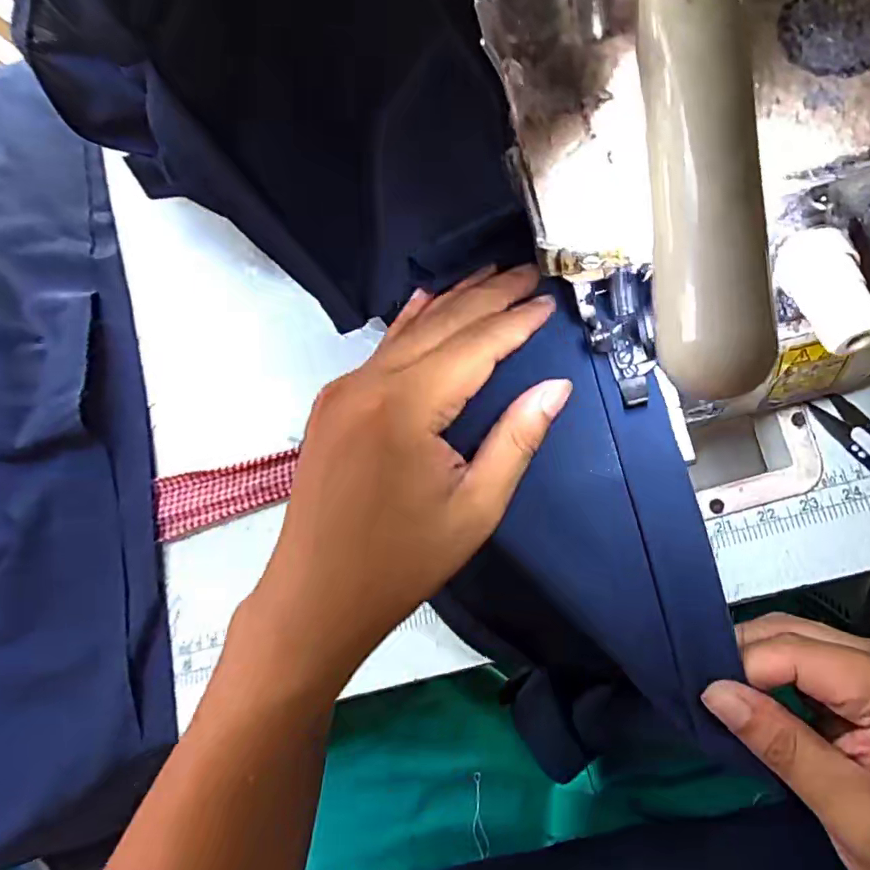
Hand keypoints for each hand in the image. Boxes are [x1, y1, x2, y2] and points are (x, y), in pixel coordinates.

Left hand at [245, 265, 572, 689]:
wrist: (313, 599)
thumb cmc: (402, 561)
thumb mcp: (477, 507)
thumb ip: (517, 438)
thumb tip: (555, 387)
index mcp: (407, 407)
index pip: (475, 346)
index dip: (515, 321)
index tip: (547, 298)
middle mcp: (370, 383)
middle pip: (442, 325)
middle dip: (488, 295)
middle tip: (526, 271)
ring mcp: (344, 389)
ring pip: (410, 330)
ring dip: (454, 301)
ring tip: (490, 274)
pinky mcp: (333, 403)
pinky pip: (383, 349)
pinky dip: (413, 322)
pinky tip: (428, 300)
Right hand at [701, 614, 869, 869]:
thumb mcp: (850, 811)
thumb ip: (782, 745)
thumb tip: (715, 693)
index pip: (796, 652)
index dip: (744, 667)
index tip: (701, 696)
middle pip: (795, 634)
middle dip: (744, 657)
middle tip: (702, 691)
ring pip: (797, 642)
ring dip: (755, 664)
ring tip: (719, 695)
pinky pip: (809, 665)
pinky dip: (775, 678)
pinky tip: (752, 701)